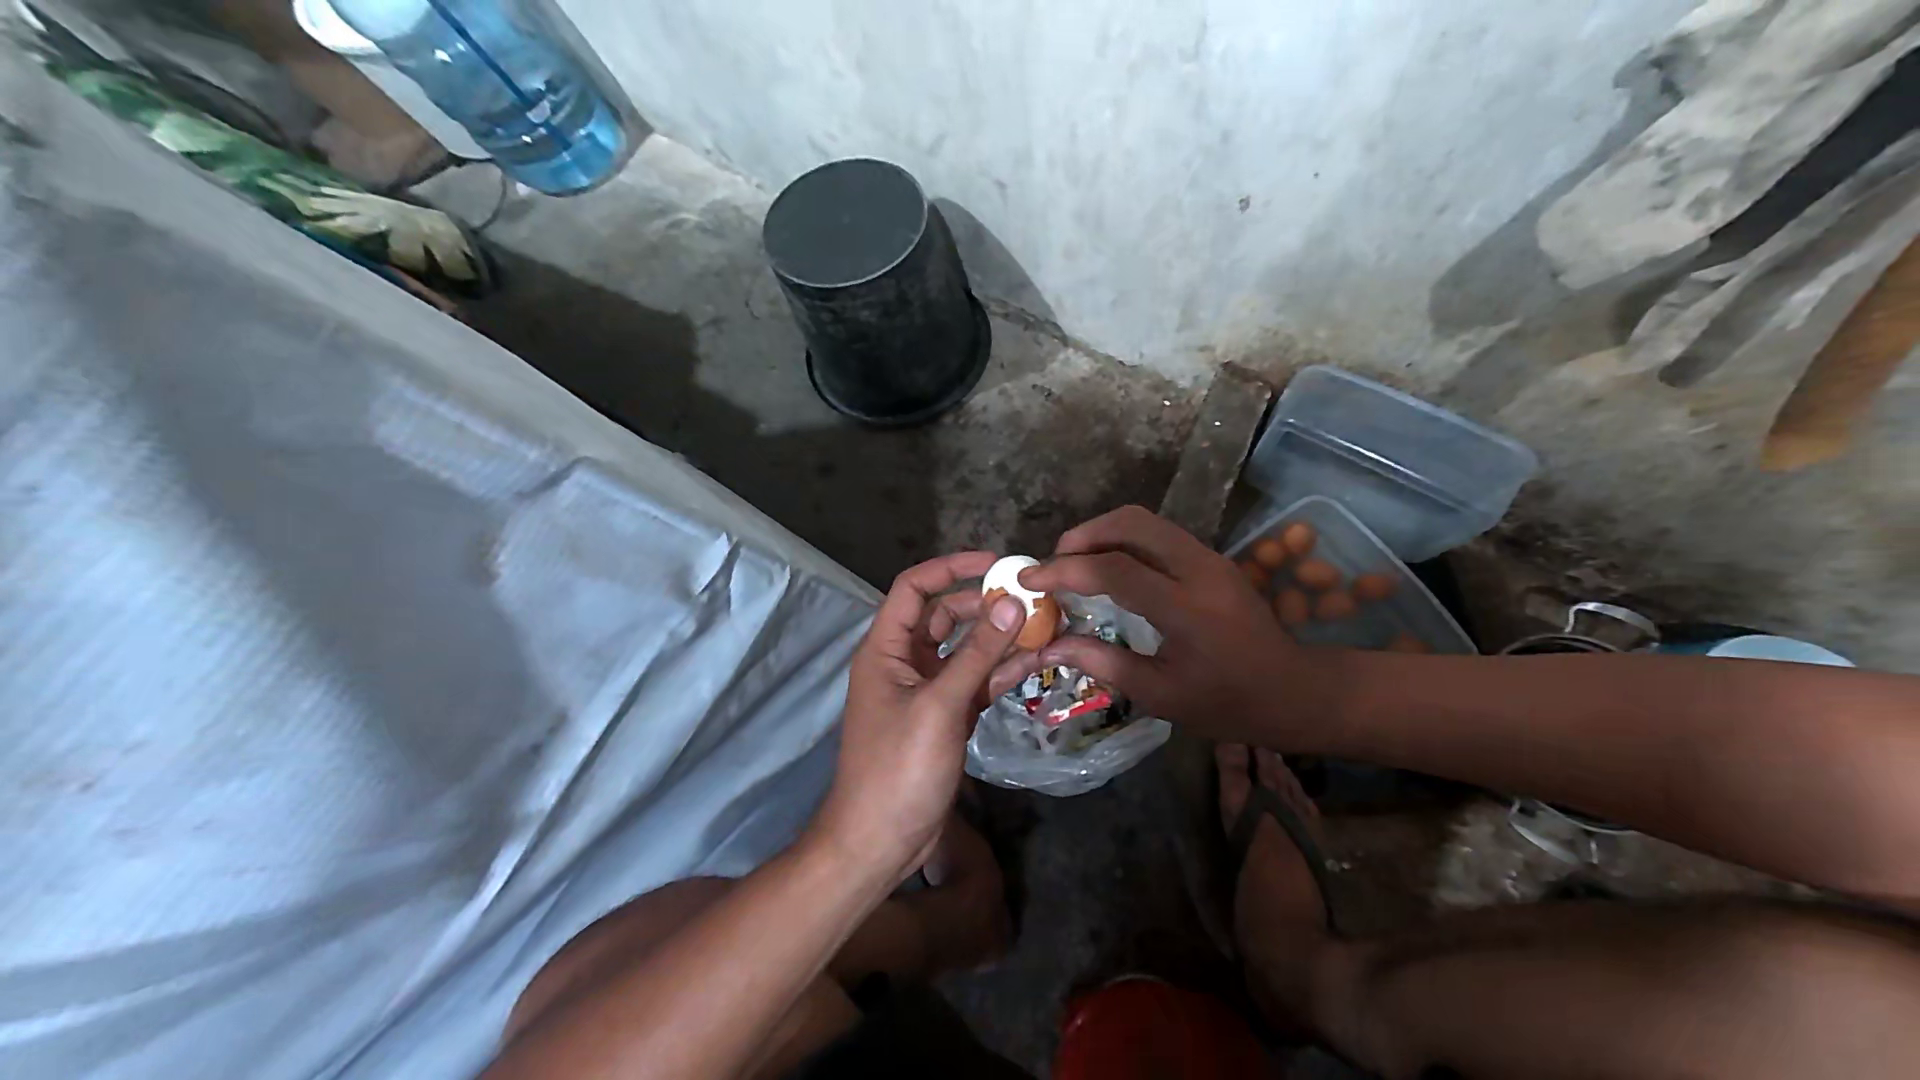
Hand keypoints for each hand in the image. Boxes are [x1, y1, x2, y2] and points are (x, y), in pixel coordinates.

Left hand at [812, 552, 1028, 887]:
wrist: (880, 840)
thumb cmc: (898, 767)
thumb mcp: (940, 705)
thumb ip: (976, 654)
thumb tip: (1010, 603)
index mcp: (886, 648)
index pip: (914, 588)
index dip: (950, 568)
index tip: (995, 563)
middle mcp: (904, 662)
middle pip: (944, 616)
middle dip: (984, 604)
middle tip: (1030, 597)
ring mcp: (926, 690)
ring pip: (964, 650)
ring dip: (998, 639)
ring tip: (1043, 624)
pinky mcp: (945, 717)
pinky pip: (974, 682)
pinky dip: (1000, 672)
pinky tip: (1034, 662)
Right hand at [1019, 506, 1314, 744]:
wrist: (1294, 691)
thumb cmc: (1226, 703)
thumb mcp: (1161, 695)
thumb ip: (1103, 663)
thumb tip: (1050, 646)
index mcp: (1188, 610)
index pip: (1116, 571)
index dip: (1065, 570)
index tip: (1030, 580)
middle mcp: (1200, 570)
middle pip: (1131, 523)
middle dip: (1083, 535)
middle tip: (1055, 563)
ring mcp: (1209, 558)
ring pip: (1145, 521)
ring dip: (1102, 533)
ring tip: (1074, 563)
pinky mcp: (1212, 558)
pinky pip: (1158, 534)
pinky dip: (1124, 541)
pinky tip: (1108, 569)